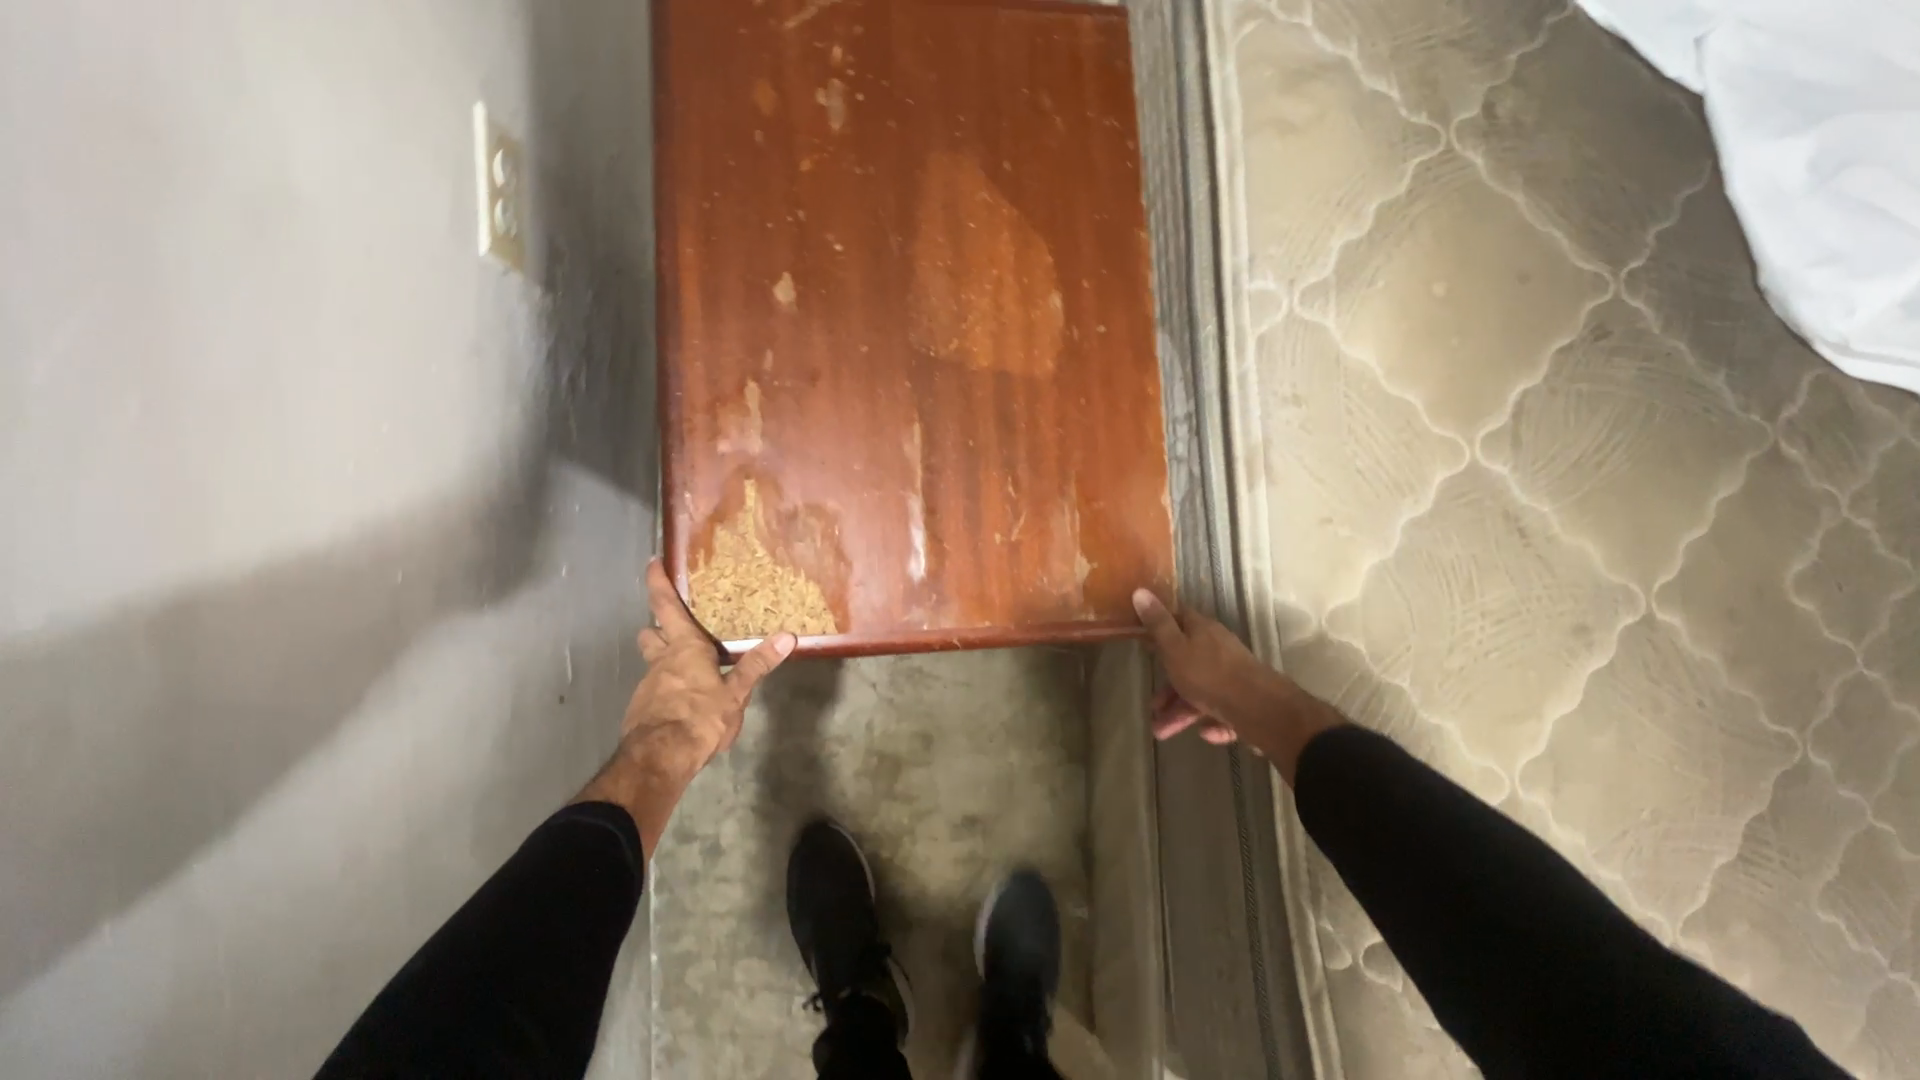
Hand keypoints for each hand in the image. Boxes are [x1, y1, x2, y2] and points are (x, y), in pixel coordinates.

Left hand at [624, 558, 795, 775]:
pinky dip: (667, 692)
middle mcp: (661, 661)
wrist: (658, 759)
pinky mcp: (642, 711)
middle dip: (658, 628)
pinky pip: (655, 692)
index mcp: (684, 648)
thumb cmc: (699, 718)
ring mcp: (647, 687)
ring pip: (653, 664)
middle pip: (652, 635)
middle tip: (674, 628)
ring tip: (690, 672)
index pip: (666, 606)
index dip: (658, 583)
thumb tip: (788, 636)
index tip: (652, 563)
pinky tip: (684, 706)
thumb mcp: (736, 694)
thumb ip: (757, 665)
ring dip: (666, 663)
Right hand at [1132, 588, 1295, 746]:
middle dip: (1168, 688)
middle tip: (1153, 707)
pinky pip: (1221, 710)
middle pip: (1187, 664)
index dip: (1160, 627)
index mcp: (1202, 630)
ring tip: (1163, 732)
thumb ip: (1157, 624)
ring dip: (1181, 712)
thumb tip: (1140, 591)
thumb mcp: (1175, 647)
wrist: (1258, 708)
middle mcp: (1218, 649)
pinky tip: (1206, 734)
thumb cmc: (1209, 674)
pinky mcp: (1243, 700)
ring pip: (1201, 692)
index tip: (1143, 639)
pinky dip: (1211, 721)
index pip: (1179, 618)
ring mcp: (1232, 675)